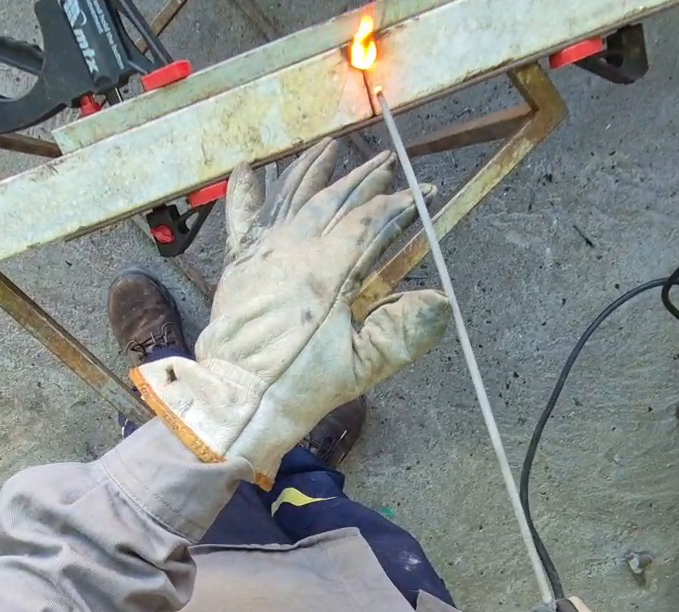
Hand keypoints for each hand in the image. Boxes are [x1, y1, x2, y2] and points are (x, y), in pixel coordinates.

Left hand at [131, 139, 450, 485]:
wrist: (240, 398)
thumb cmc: (299, 385)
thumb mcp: (360, 366)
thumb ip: (400, 332)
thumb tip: (440, 301)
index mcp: (327, 272)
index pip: (369, 221)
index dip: (399, 205)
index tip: (422, 193)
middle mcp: (294, 250)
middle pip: (333, 200)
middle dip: (363, 178)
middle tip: (385, 162)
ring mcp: (263, 253)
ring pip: (291, 197)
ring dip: (313, 170)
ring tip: (331, 147)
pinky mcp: (238, 265)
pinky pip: (242, 217)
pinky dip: (246, 191)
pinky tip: (251, 167)